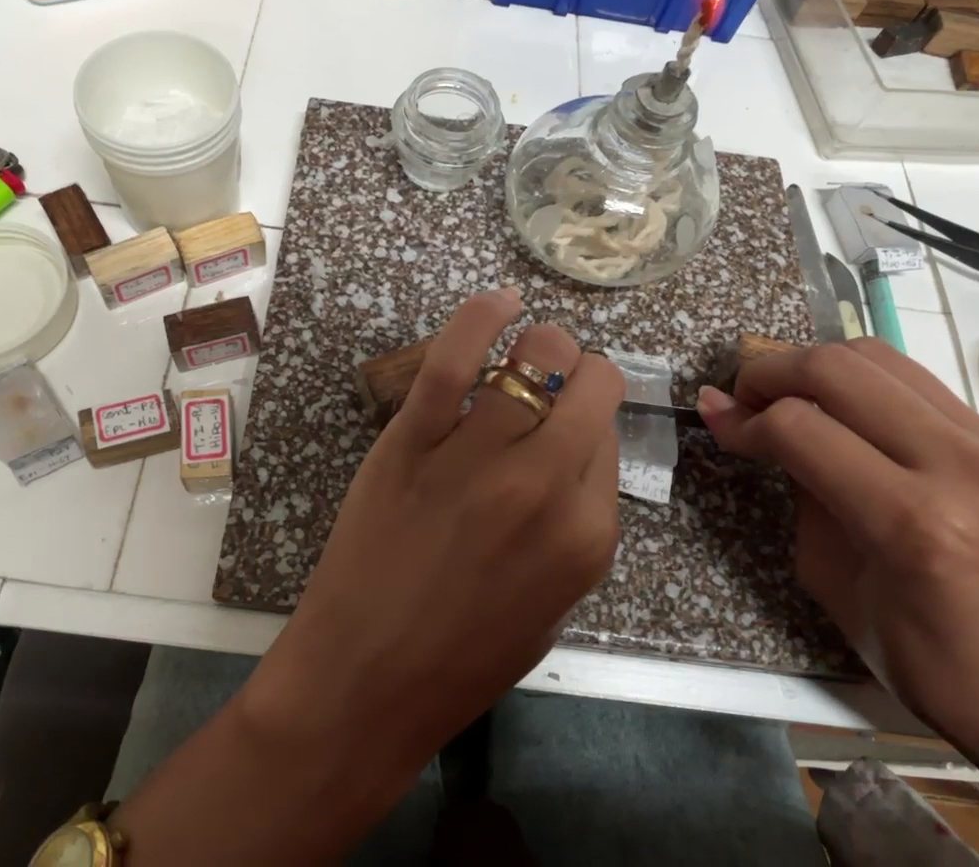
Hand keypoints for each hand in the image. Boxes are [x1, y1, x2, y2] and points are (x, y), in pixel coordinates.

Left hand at [112, 290, 624, 865]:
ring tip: (525, 349)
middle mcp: (545, 485)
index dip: (590, 426)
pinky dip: (482, 314)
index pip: (612, 439)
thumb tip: (577, 454)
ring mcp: (478, 456)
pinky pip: (455, 356)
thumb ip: (576, 527)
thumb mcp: (552, 605)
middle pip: (590, 385)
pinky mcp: (413, 438)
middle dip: (582, 375)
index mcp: (588, 535)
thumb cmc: (461, 658)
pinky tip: (500, 300)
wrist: (366, 678)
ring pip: (536, 357)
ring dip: (541, 345)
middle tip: (553, 386)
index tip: (566, 428)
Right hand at [699, 339, 978, 866]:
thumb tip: (771, 442)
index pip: (799, 429)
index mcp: (913, 523)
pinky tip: (852, 423)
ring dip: (820, 368)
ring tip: (789, 397)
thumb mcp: (843, 595)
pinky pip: (923, 389)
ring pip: (884, 359)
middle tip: (743, 396)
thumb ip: (807, 506)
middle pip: (840, 368)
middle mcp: (964, 466)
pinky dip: (869, 391)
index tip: (715, 419)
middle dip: (772, 370)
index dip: (742, 419)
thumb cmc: (945, 676)